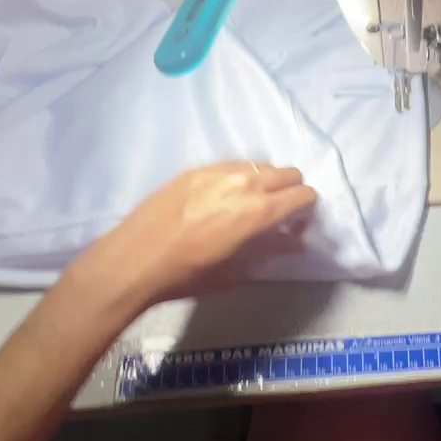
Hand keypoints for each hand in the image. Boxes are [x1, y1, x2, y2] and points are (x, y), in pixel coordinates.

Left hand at [69, 163, 317, 304]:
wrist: (134, 261)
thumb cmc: (188, 275)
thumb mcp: (238, 271)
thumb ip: (272, 250)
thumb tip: (295, 242)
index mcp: (260, 210)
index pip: (305, 195)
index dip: (307, 211)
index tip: (295, 227)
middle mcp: (246, 182)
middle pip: (289, 173)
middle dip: (291, 192)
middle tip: (277, 215)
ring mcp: (220, 170)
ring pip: (261, 165)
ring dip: (267, 182)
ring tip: (248, 205)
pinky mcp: (198, 168)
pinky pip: (234, 165)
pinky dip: (241, 177)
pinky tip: (221, 199)